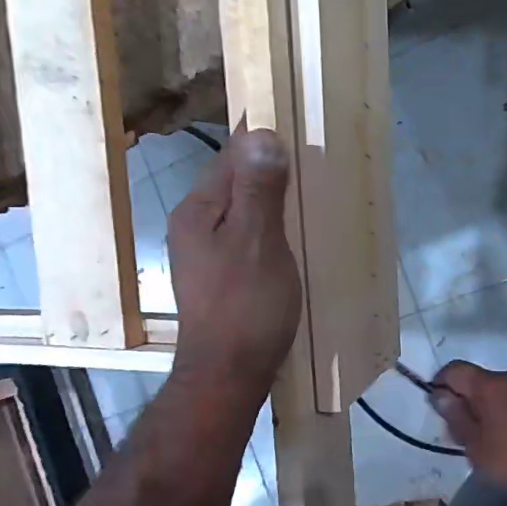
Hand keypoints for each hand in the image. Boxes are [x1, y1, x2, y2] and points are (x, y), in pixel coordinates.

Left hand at [168, 127, 302, 392]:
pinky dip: (269, 227)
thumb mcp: (260, 241)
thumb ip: (259, 189)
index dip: (263, 144)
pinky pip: (246, 234)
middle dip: (269, 172)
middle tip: (312, 170)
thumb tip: (261, 133)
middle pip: (235, 182)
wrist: (229, 372)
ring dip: (271, 201)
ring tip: (307, 199)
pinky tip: (290, 238)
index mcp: (199, 210)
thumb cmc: (247, 304)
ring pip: (242, 210)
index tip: (298, 134)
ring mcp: (204, 252)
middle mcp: (194, 225)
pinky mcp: (220, 274)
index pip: (231, 157)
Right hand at [429, 361, 506, 503]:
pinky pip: (505, 398)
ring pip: (488, 391)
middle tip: (459, 437)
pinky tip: (498, 441)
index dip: (439, 386)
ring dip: (477, 410)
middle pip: (472, 380)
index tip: (438, 413)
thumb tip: (440, 395)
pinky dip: (494, 413)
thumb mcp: (476, 446)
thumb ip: (455, 417)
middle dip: (460, 403)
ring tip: (479, 444)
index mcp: (491, 384)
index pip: (454, 369)